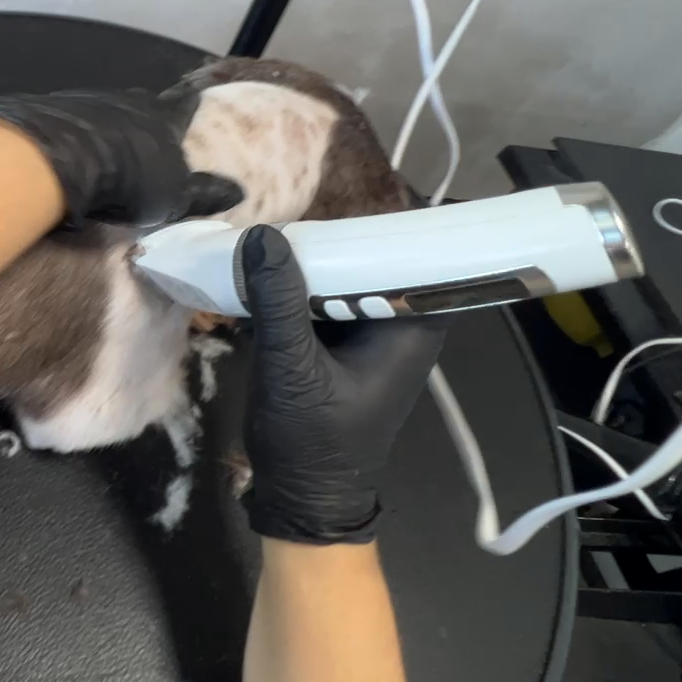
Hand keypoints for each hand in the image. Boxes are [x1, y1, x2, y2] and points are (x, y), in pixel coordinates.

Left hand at [0, 88, 241, 226]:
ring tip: (105, 139)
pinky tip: (69, 145)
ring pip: (103, 108)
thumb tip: (239, 191)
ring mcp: (86, 102)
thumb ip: (204, 194)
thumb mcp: (173, 197)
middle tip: (146, 120)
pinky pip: (69, 119)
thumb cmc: (128, 179)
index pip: (183, 105)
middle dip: (145, 110)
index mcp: (162, 119)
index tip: (196, 93)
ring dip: (106, 121)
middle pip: (141, 102)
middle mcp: (127, 101)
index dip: (190, 102)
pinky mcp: (51, 110)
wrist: (60, 159)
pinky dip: (74, 131)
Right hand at [239, 225, 447, 543]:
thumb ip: (278, 301)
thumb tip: (262, 234)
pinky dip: (295, 283)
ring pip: (344, 275)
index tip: (344, 184)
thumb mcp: (291, 367)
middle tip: (292, 207)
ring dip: (310, 257)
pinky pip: (320, 297)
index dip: (387, 217)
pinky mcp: (335, 342)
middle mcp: (399, 323)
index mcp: (414, 327)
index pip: (419, 252)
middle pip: (375, 257)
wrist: (300, 497)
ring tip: (273, 228)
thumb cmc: (312, 438)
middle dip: (335, 234)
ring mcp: (366, 332)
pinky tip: (262, 266)